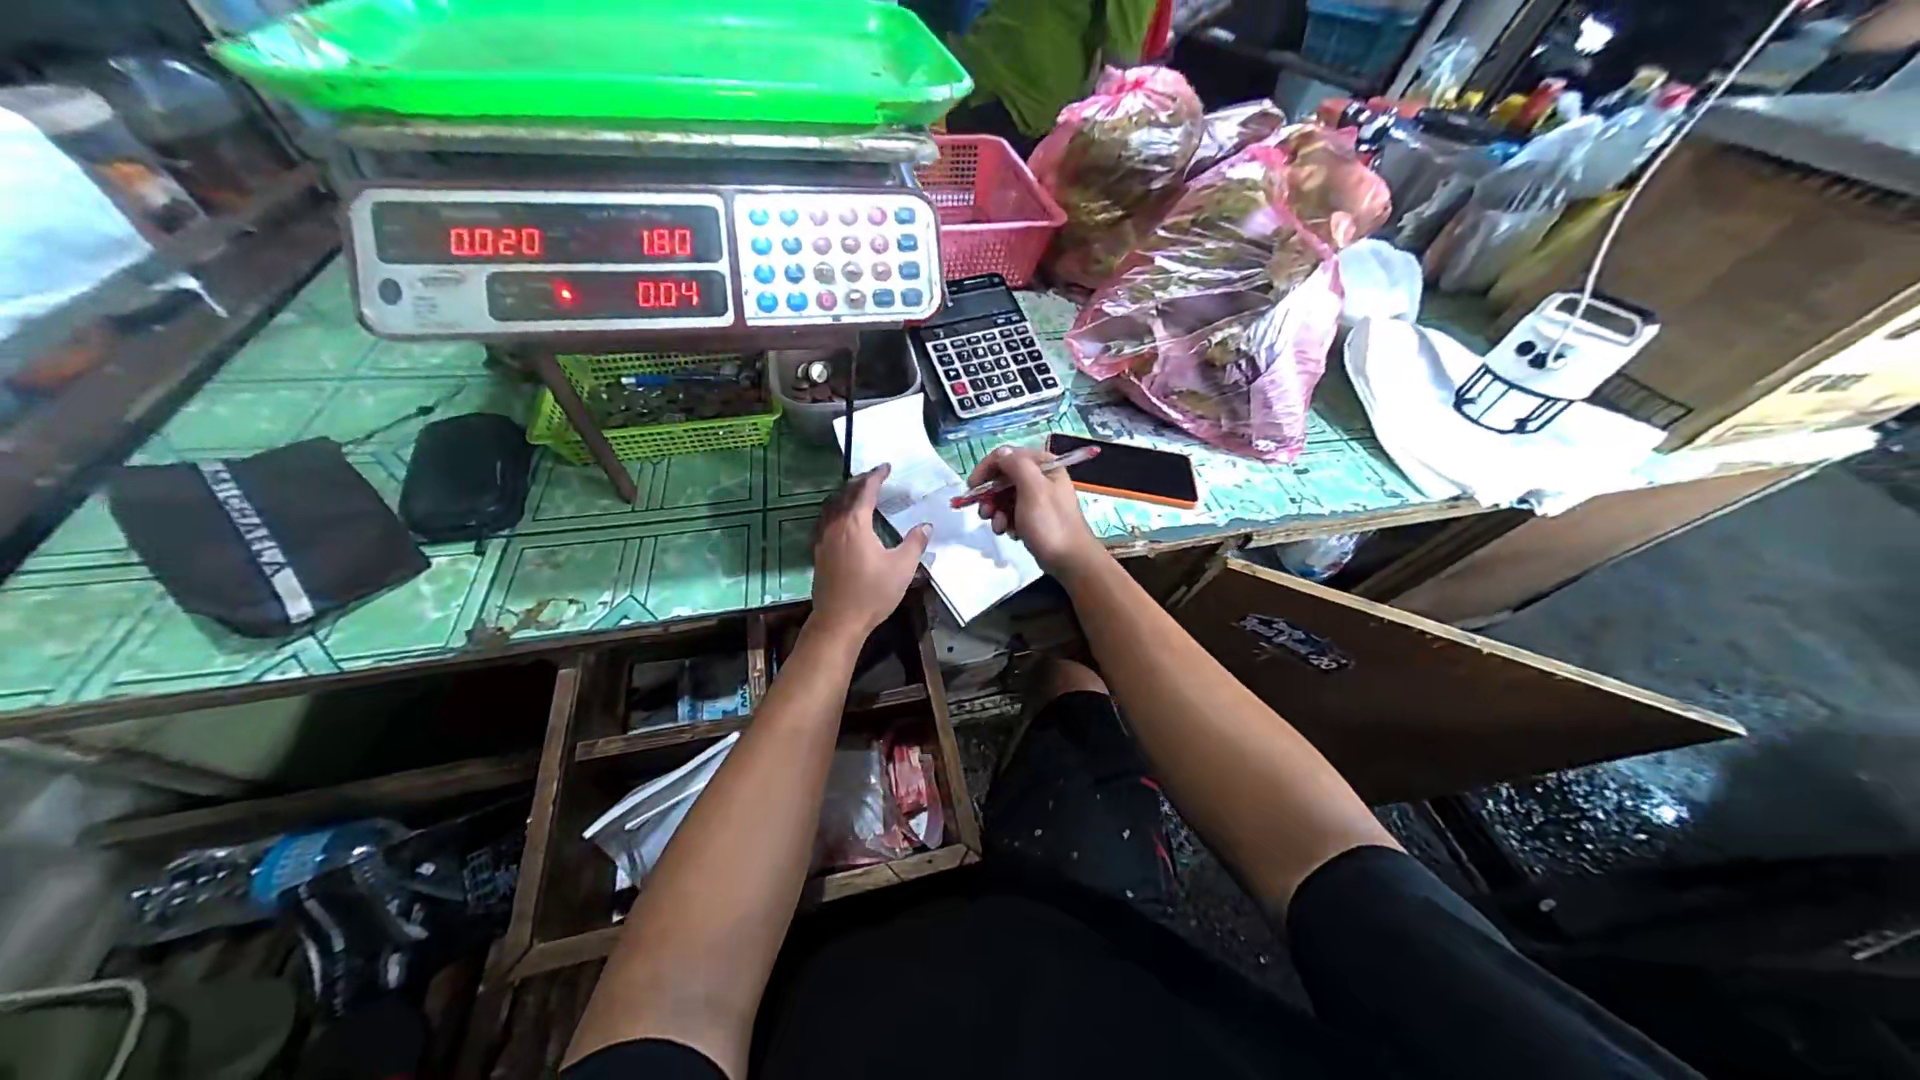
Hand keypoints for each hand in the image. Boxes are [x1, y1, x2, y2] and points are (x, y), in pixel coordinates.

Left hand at [810, 465, 931, 638]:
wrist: (838, 622)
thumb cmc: (872, 593)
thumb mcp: (902, 568)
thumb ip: (915, 543)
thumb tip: (925, 526)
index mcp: (855, 524)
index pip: (865, 491)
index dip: (876, 476)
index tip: (886, 467)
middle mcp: (835, 525)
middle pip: (845, 494)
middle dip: (860, 482)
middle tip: (874, 477)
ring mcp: (823, 539)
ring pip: (831, 506)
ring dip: (845, 495)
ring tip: (858, 494)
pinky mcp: (819, 553)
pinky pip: (826, 520)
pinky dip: (836, 511)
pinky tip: (843, 521)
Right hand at [966, 445, 1107, 581]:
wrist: (1069, 560)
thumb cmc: (1050, 523)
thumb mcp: (1033, 489)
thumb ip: (1016, 465)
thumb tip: (1001, 453)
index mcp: (1043, 464)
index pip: (1006, 456)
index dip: (986, 469)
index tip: (972, 487)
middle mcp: (1040, 477)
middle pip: (1003, 477)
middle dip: (990, 495)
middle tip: (984, 513)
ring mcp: (1037, 497)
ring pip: (1004, 496)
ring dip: (996, 511)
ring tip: (999, 527)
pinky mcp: (1033, 516)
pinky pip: (1011, 512)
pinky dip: (1006, 521)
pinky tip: (1010, 533)